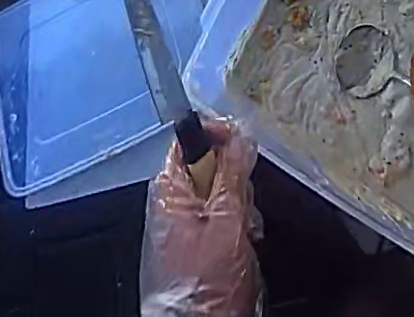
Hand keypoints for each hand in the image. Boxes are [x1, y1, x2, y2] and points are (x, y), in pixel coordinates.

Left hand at [140, 117, 261, 316]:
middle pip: (209, 166)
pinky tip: (242, 241)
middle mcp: (172, 205)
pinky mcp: (195, 245)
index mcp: (170, 192)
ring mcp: (183, 227)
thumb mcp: (227, 218)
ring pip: (220, 192)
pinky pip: (221, 217)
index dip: (215, 133)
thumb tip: (239, 135)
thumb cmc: (205, 281)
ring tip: (243, 228)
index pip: (187, 142)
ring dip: (239, 204)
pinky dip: (236, 223)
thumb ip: (233, 172)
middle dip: (234, 177)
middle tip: (243, 199)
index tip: (241, 137)